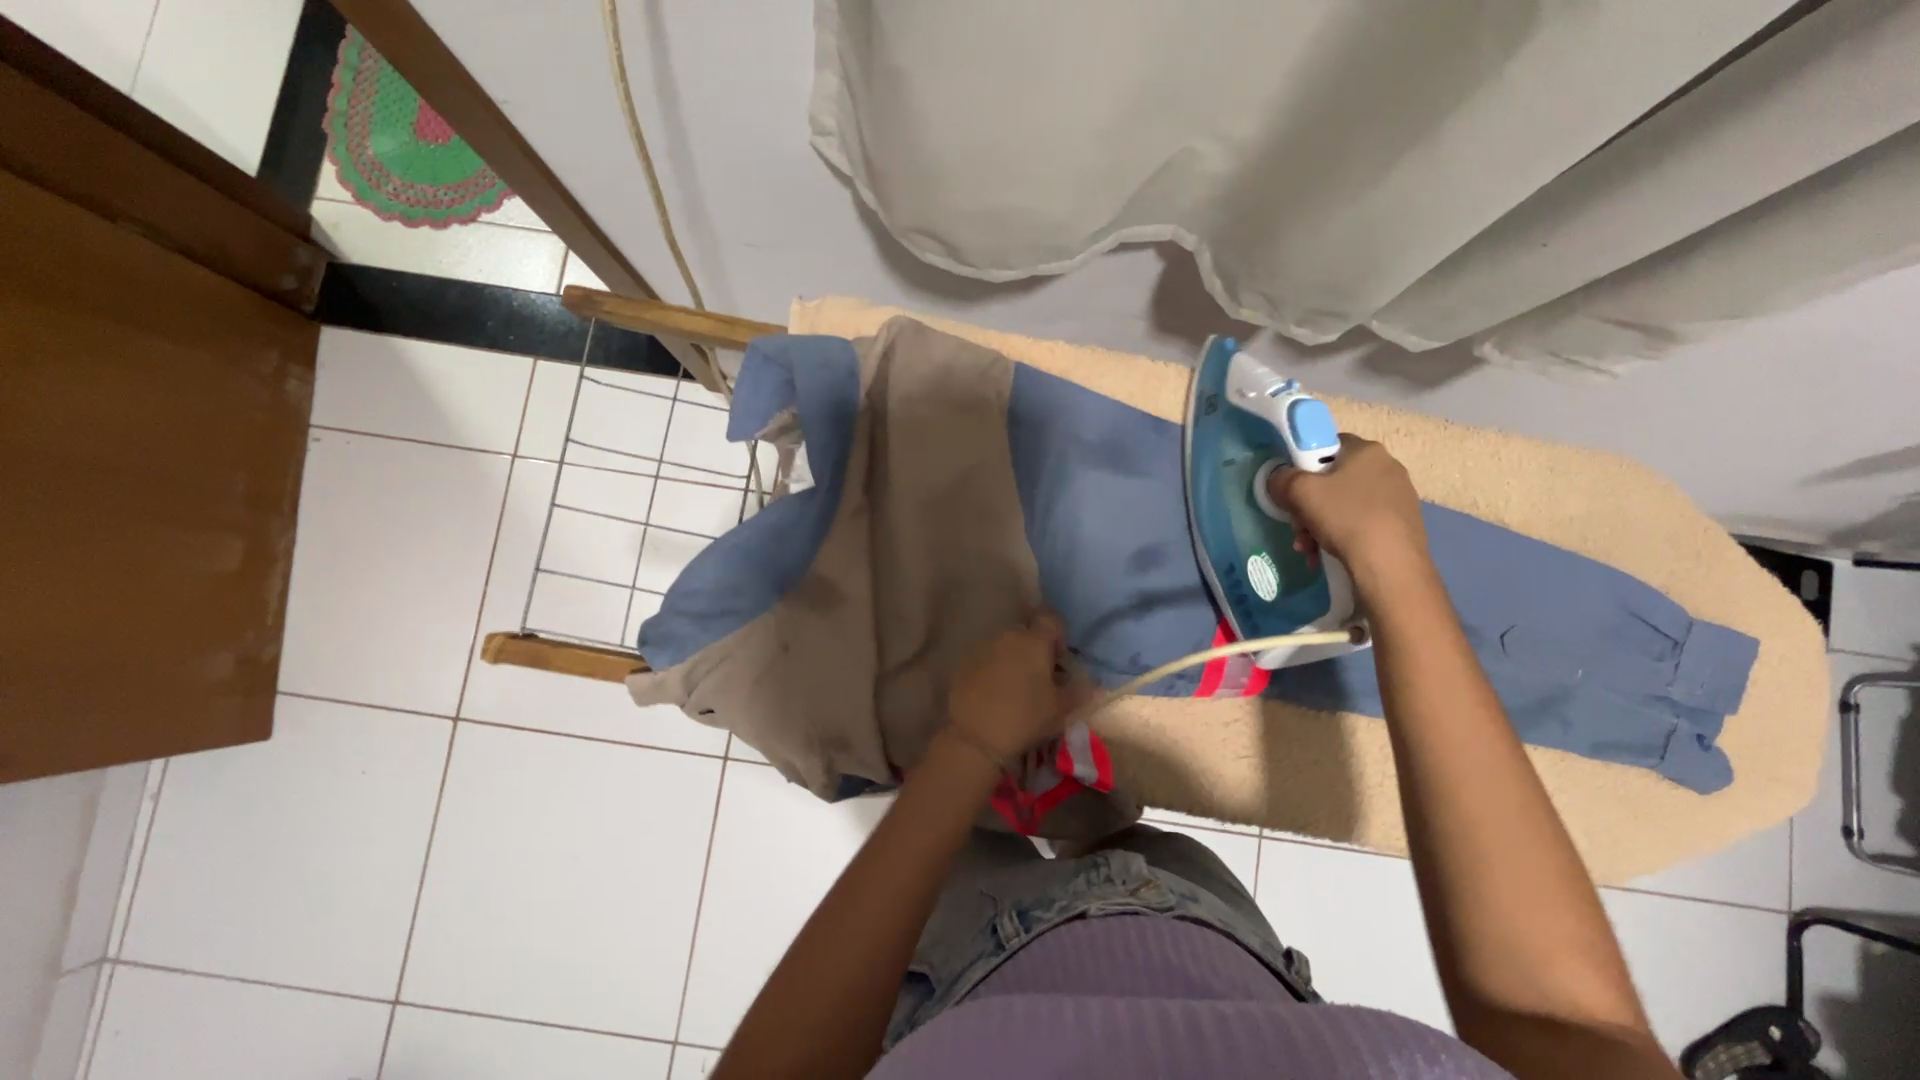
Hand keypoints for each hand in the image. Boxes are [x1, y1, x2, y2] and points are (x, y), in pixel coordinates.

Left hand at [947, 612, 1074, 760]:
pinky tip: (993, 694)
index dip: (1058, 635)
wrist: (975, 737)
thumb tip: (1089, 679)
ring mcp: (981, 648)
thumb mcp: (1061, 709)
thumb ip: (1079, 689)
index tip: (1059, 659)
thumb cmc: (1025, 718)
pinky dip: (992, 670)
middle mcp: (1006, 636)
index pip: (1051, 619)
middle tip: (1039, 678)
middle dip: (1034, 650)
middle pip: (1026, 633)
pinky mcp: (962, 663)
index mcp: (1033, 641)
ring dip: (1012, 659)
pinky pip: (985, 659)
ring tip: (1015, 688)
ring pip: (1004, 646)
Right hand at [1266, 434, 1429, 582]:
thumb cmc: (1345, 518)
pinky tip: (1329, 555)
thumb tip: (1279, 480)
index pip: (1329, 445)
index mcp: (1367, 450)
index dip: (1305, 464)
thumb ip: (1282, 479)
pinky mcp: (1404, 524)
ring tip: (1310, 549)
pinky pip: (1362, 523)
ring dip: (1321, 525)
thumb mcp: (1300, 492)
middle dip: (1310, 505)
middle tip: (1297, 527)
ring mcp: (1399, 497)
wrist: (1390, 565)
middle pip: (1335, 480)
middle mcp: (1389, 467)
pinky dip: (1342, 536)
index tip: (1293, 488)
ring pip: (1346, 505)